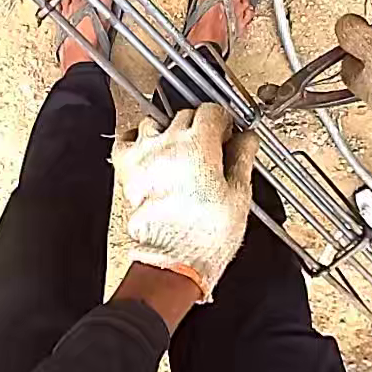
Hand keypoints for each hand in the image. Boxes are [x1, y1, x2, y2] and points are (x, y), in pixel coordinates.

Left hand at [112, 103, 257, 299]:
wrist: (172, 260)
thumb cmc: (205, 235)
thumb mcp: (239, 195)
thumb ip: (242, 158)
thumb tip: (247, 139)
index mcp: (200, 144)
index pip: (211, 110)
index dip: (223, 120)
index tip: (226, 132)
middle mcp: (169, 142)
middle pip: (185, 114)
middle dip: (198, 125)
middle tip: (208, 144)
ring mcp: (145, 153)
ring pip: (155, 122)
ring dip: (168, 131)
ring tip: (178, 150)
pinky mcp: (127, 168)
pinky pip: (125, 139)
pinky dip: (136, 139)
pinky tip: (147, 149)